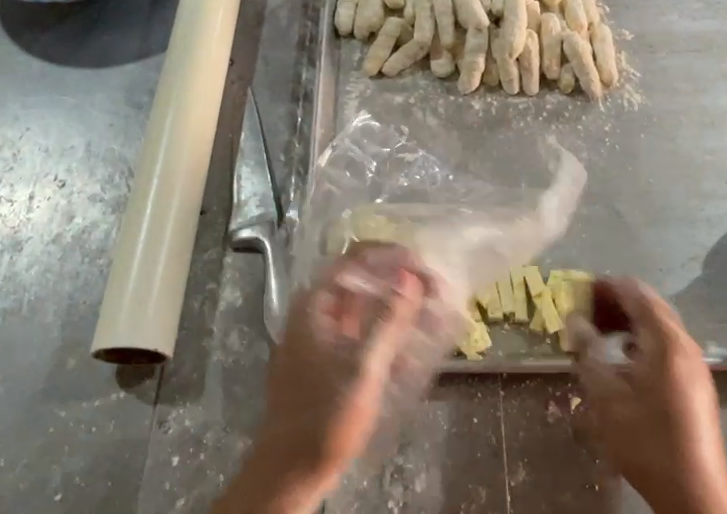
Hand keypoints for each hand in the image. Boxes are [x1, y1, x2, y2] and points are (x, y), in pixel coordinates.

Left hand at [214, 244, 428, 513]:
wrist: (290, 471)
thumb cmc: (324, 416)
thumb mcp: (363, 367)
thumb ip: (388, 320)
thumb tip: (412, 275)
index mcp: (315, 302)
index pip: (357, 257)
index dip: (393, 255)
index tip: (428, 267)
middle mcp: (315, 311)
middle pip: (361, 279)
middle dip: (399, 281)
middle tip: (436, 290)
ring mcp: (319, 336)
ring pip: (363, 307)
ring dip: (396, 306)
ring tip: (431, 312)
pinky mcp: (327, 360)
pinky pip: (360, 332)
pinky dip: (385, 331)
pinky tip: (411, 344)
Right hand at [571, 278, 726, 513]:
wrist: (694, 493)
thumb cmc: (646, 440)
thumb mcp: (606, 396)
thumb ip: (588, 351)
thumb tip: (575, 320)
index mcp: (665, 340)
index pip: (634, 292)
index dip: (604, 286)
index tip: (577, 291)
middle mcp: (685, 344)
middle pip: (649, 305)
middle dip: (615, 303)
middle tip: (584, 313)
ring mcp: (695, 364)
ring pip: (658, 326)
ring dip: (628, 322)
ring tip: (598, 334)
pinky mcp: (697, 384)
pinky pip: (667, 346)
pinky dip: (642, 341)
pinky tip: (624, 359)